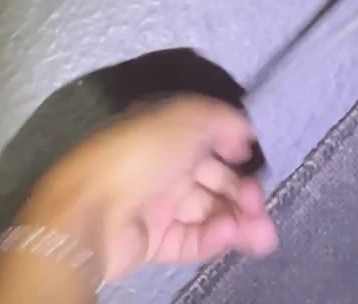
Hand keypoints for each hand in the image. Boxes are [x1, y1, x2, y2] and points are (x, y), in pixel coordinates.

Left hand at [14, 96, 278, 283]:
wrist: (93, 210)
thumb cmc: (144, 151)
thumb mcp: (189, 117)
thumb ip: (225, 119)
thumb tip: (247, 131)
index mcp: (166, 128)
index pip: (209, 135)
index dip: (234, 145)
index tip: (254, 156)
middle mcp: (163, 163)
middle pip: (212, 176)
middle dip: (242, 191)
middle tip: (262, 207)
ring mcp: (157, 203)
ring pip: (206, 211)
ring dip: (237, 220)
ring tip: (263, 237)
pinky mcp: (152, 240)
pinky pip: (190, 238)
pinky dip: (213, 237)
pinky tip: (231, 236)